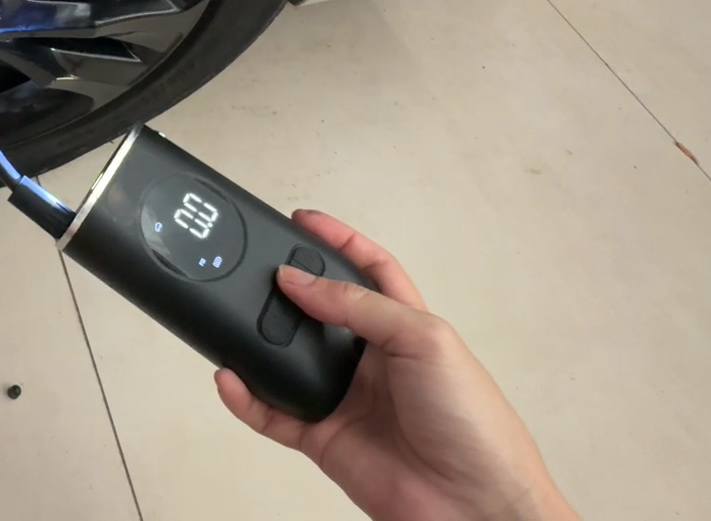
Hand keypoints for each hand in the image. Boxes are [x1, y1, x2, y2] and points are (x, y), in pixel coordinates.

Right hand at [215, 211, 577, 520]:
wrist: (479, 514)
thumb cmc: (479, 430)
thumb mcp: (425, 341)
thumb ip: (358, 304)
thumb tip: (297, 279)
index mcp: (402, 326)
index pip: (366, 269)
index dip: (336, 239)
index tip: (302, 219)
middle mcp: (367, 358)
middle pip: (313, 307)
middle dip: (282, 285)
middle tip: (252, 266)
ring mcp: (342, 396)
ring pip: (283, 357)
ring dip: (254, 339)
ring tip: (232, 319)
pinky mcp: (321, 436)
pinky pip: (269, 411)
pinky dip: (244, 396)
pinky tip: (230, 379)